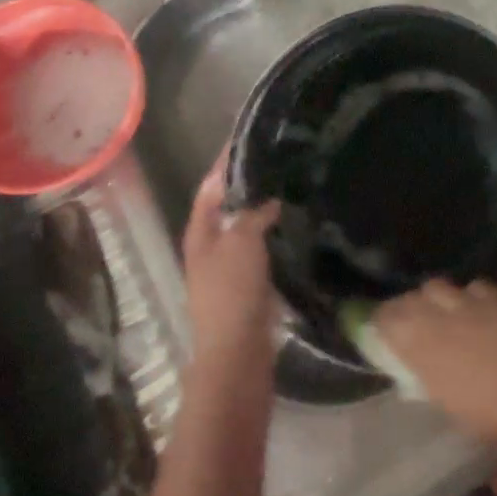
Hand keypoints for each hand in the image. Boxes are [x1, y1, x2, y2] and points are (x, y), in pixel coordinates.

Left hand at [181, 158, 281, 372]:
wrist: (238, 357)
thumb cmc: (232, 294)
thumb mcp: (242, 243)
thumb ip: (253, 215)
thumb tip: (268, 199)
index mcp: (200, 233)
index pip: (211, 187)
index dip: (225, 163)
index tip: (248, 138)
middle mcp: (210, 249)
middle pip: (227, 208)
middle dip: (248, 186)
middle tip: (279, 161)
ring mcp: (228, 271)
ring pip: (246, 231)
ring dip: (263, 212)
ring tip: (292, 187)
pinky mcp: (249, 289)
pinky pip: (261, 253)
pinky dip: (275, 238)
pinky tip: (296, 228)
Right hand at [373, 279, 496, 441]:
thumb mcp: (456, 412)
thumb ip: (434, 385)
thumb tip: (423, 377)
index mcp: (421, 346)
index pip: (386, 320)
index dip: (379, 324)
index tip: (378, 334)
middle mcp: (439, 316)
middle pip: (409, 298)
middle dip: (403, 308)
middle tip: (407, 326)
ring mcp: (469, 303)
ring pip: (438, 286)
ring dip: (433, 298)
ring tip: (439, 314)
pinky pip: (472, 287)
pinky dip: (468, 296)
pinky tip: (476, 310)